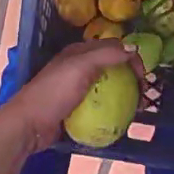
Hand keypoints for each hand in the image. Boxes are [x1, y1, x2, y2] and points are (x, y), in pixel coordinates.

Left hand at [0, 40, 142, 153]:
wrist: (29, 125)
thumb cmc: (54, 92)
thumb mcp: (81, 66)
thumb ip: (107, 54)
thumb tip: (134, 47)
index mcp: (79, 52)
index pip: (113, 47)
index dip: (131, 57)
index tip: (143, 76)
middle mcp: (80, 67)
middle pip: (114, 68)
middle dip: (132, 78)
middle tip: (145, 94)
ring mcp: (78, 89)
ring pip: (109, 88)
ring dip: (127, 95)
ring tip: (139, 108)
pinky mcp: (77, 108)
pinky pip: (101, 106)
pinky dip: (115, 110)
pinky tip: (123, 119)